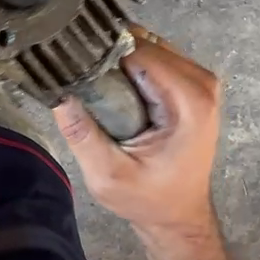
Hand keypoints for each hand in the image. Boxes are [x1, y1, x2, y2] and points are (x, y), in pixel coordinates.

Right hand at [53, 31, 222, 239]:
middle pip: (144, 43)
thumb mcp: (106, 175)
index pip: (138, 51)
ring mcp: (201, 81)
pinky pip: (155, 56)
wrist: (178, 216)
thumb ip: (82, 133)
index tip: (72, 66)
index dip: (103, 54)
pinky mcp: (193, 84)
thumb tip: (57, 91)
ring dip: (117, 58)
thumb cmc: (147, 199)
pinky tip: (109, 85)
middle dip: (108, 54)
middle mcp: (202, 83)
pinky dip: (129, 63)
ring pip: (148, 45)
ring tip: (91, 82)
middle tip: (76, 76)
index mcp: (189, 102)